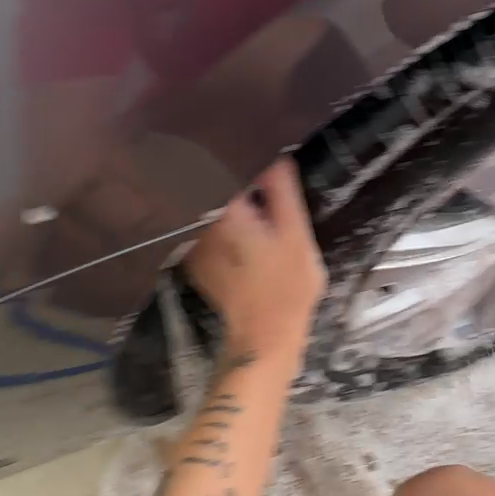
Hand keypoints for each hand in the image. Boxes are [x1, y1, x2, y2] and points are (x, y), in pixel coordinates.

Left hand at [184, 158, 326, 364]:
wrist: (265, 337)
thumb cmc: (288, 284)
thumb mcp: (297, 233)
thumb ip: (283, 192)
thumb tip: (277, 158)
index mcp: (227, 212)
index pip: (235, 172)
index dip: (255, 169)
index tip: (273, 172)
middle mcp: (203, 225)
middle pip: (226, 194)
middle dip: (247, 192)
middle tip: (275, 201)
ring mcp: (197, 248)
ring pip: (221, 216)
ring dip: (239, 214)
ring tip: (265, 225)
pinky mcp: (201, 266)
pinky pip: (217, 238)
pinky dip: (231, 236)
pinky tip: (252, 248)